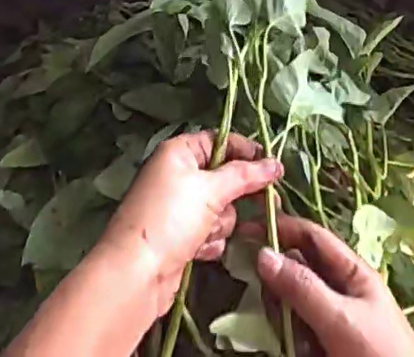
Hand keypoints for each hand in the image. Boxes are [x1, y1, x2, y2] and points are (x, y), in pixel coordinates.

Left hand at [96, 132, 281, 300]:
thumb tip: (274, 162)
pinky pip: (211, 232)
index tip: (274, 168)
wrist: (139, 272)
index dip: (247, 152)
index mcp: (179, 152)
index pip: (220, 141)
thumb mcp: (210, 190)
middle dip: (236, 195)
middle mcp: (178, 174)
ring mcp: (180, 206)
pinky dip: (210, 240)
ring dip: (220, 222)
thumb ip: (244, 175)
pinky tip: (199, 250)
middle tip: (268, 205)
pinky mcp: (182, 235)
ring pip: (221, 208)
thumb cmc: (171, 218)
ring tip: (207, 232)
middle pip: (223, 177)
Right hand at [244, 216, 413, 356]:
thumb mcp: (342, 321)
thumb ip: (302, 286)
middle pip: (295, 267)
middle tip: (265, 296)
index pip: (310, 235)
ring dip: (282, 313)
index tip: (245, 231)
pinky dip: (288, 336)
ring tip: (286, 334)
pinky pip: (295, 330)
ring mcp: (332, 321)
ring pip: (291, 301)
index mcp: (352, 273)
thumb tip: (261, 253)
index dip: (280, 227)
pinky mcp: (323, 347)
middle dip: (276, 278)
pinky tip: (292, 348)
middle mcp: (340, 291)